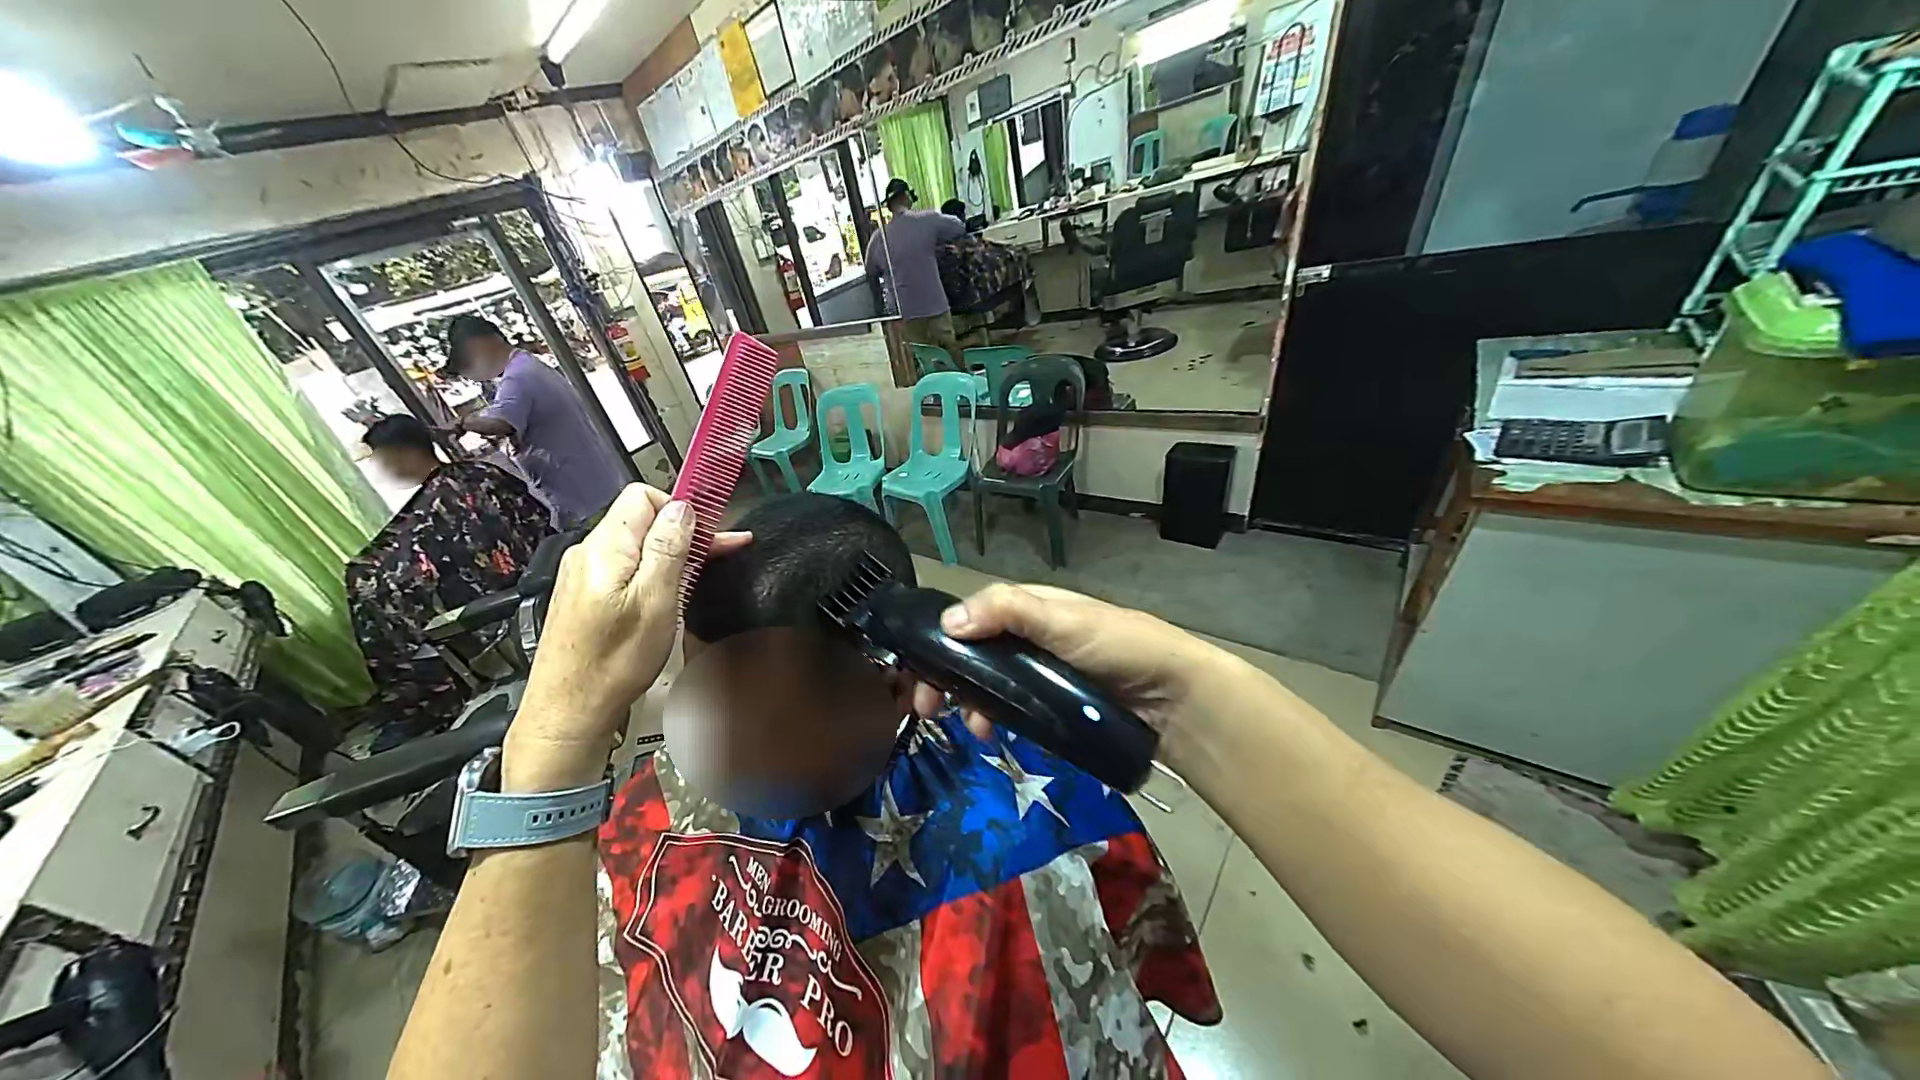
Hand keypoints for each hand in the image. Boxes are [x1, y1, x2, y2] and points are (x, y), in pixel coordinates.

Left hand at [503, 485, 747, 788]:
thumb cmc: (612, 663)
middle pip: (643, 519)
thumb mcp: (654, 601)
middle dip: (686, 531)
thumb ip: (668, 548)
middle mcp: (589, 554)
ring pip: (638, 545)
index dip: (683, 507)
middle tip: (723, 549)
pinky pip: (628, 567)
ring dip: (673, 552)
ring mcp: (585, 575)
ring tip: (702, 571)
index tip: (714, 528)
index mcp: (605, 548)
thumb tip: (682, 508)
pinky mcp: (587, 595)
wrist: (570, 711)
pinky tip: (672, 591)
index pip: (645, 496)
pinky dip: (655, 571)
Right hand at [912, 584, 1253, 772]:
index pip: (973, 616)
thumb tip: (948, 621)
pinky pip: (1012, 711)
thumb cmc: (1121, 647)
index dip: (942, 639)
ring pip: (990, 686)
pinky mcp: (1052, 708)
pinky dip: (994, 720)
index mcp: (1031, 609)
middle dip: (948, 678)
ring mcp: (1042, 675)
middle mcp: (1031, 639)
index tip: (920, 669)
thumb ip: (1008, 611)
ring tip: (970, 727)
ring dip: (969, 704)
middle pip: (975, 655)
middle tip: (928, 707)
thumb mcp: (1063, 619)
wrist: (1175, 700)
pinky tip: (991, 735)